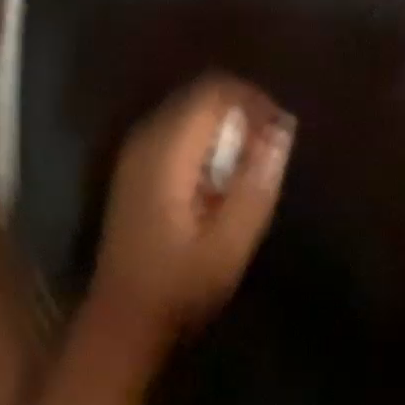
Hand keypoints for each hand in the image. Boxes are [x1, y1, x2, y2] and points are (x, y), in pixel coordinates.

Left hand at [92, 74, 294, 336]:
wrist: (123, 314)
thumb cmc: (179, 283)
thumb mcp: (229, 244)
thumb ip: (255, 184)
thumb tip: (280, 131)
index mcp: (166, 148)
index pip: (211, 91)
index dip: (251, 98)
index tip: (280, 127)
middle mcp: (145, 136)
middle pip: (197, 95)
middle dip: (239, 109)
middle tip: (271, 145)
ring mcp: (134, 149)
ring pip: (186, 110)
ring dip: (222, 125)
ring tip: (253, 161)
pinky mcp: (134, 164)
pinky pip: (175, 129)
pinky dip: (203, 138)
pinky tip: (221, 174)